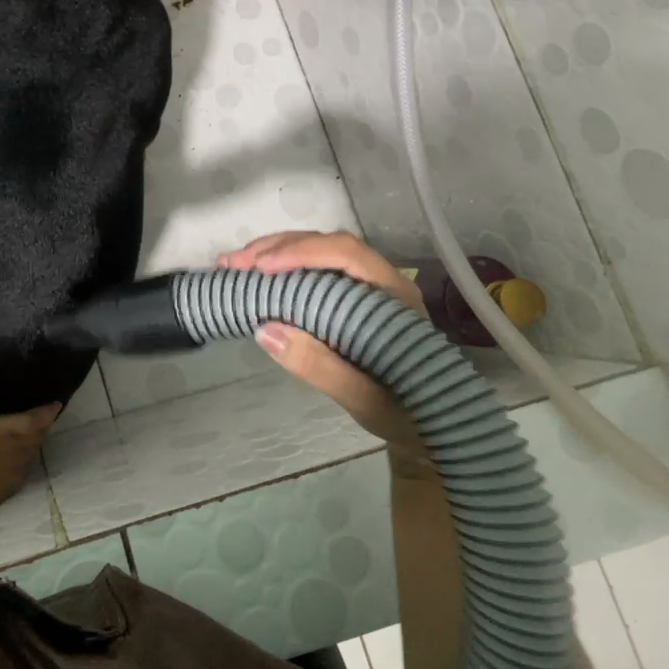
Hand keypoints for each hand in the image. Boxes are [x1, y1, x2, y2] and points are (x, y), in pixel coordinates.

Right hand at [0, 404, 59, 531]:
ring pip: (30, 457)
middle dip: (40, 429)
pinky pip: (20, 475)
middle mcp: (18, 452)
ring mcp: (12, 476)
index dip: (47, 412)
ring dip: (31, 447)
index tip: (55, 404)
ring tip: (26, 438)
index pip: (37, 420)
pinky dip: (21, 465)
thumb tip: (0, 424)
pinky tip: (11, 463)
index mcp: (8, 429)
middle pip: (37, 439)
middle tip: (39, 419)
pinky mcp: (4, 494)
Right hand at [219, 232, 427, 459]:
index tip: (260, 267)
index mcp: (393, 296)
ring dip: (274, 253)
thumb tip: (264, 329)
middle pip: (327, 245)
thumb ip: (320, 367)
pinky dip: (281, 269)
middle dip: (277, 249)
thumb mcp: (364, 401)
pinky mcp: (349, 298)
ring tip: (234, 266)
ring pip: (317, 252)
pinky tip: (255, 278)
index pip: (347, 254)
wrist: (434, 424)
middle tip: (233, 264)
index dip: (301, 253)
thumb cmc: (405, 413)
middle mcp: (381, 281)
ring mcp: (364, 287)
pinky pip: (314, 271)